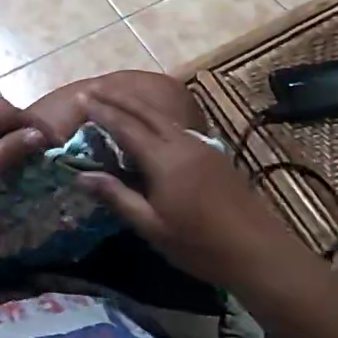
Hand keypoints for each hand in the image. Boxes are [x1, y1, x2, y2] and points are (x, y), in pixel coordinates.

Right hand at [76, 87, 307, 293]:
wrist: (255, 249)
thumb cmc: (198, 244)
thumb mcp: (151, 227)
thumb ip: (117, 197)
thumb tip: (82, 175)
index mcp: (164, 159)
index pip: (126, 127)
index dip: (103, 112)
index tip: (83, 97)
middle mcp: (182, 144)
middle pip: (146, 112)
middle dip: (119, 98)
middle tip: (95, 88)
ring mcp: (201, 147)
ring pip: (164, 117)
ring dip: (138, 106)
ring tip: (117, 100)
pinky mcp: (213, 155)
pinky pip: (178, 127)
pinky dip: (157, 118)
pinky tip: (152, 125)